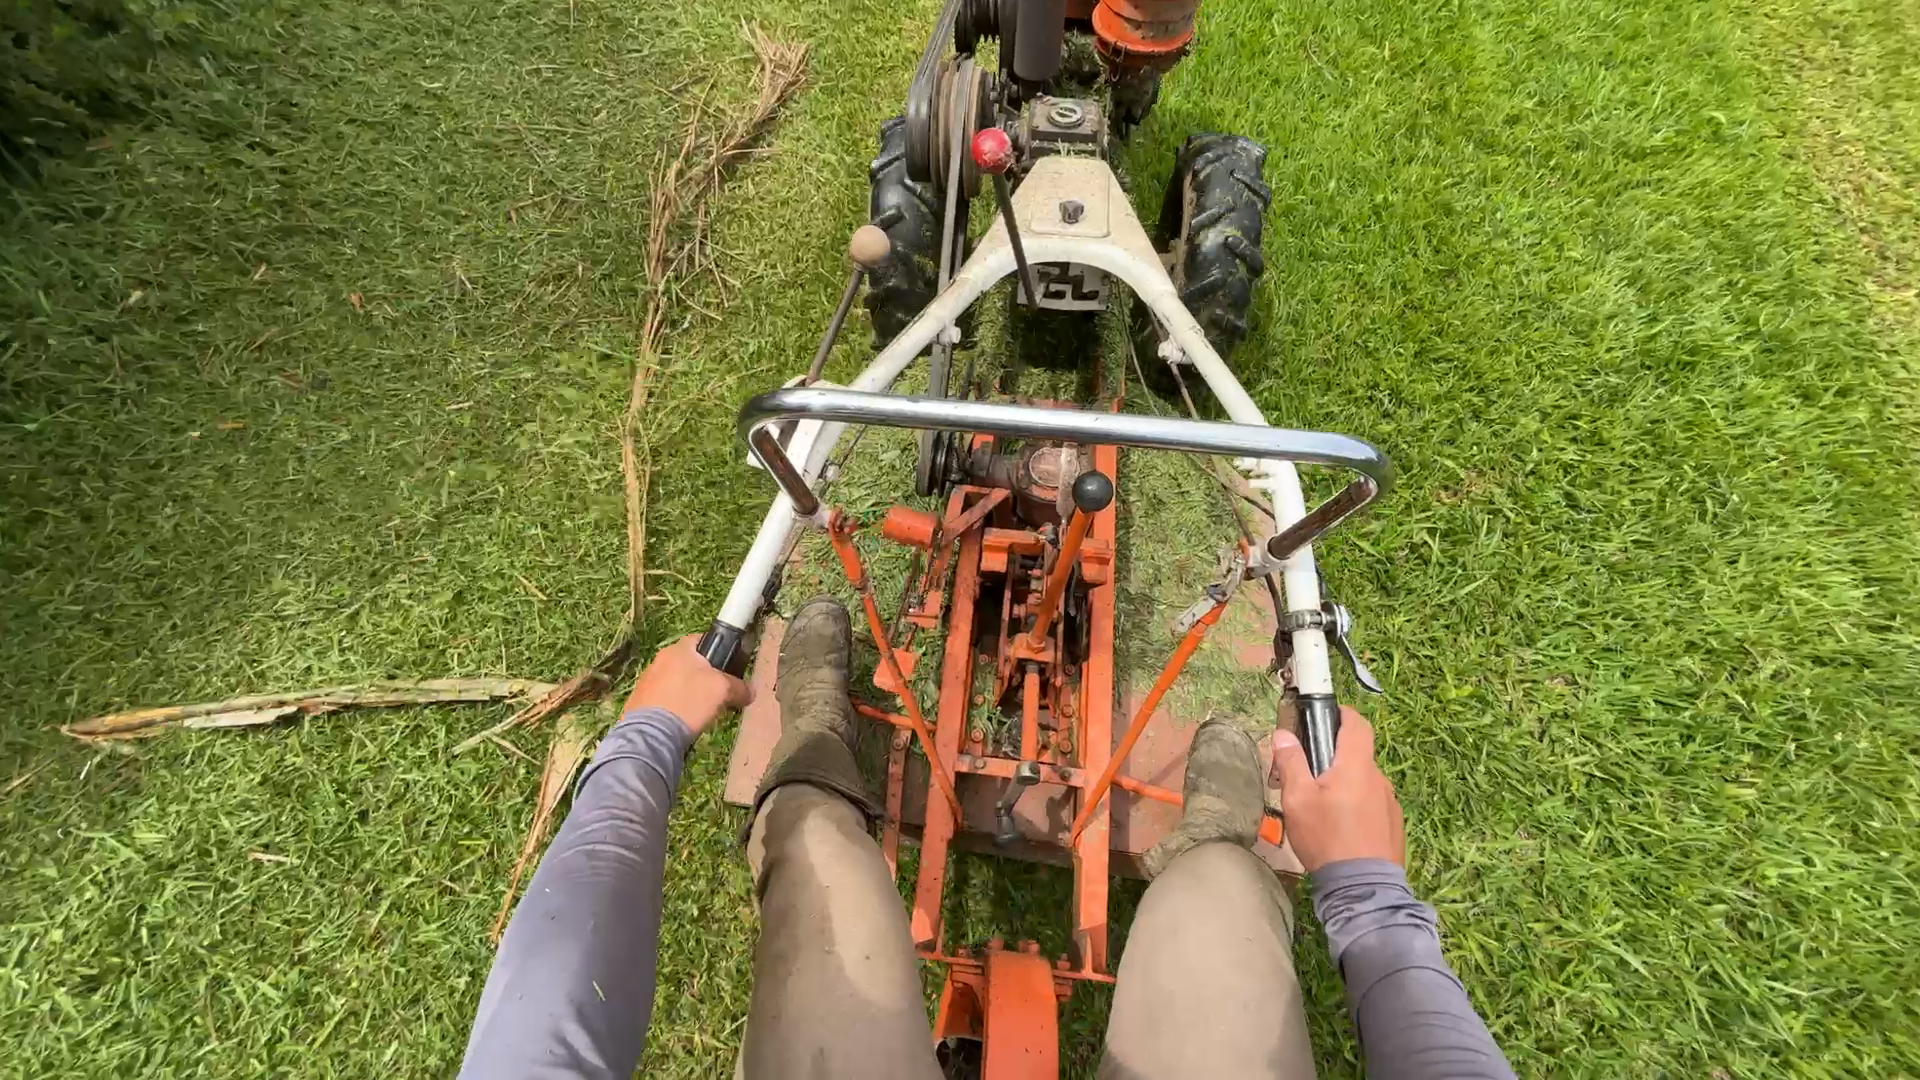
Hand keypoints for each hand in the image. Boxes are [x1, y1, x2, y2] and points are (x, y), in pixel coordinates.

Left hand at [623, 634, 753, 736]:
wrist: (651, 735)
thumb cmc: (689, 701)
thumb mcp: (723, 690)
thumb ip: (739, 687)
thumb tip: (749, 693)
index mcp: (680, 649)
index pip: (703, 640)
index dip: (719, 651)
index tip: (728, 667)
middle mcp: (660, 660)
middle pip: (690, 663)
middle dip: (704, 677)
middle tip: (718, 693)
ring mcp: (646, 681)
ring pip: (676, 682)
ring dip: (688, 693)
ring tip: (701, 712)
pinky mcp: (638, 702)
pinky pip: (664, 699)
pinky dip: (675, 707)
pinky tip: (682, 721)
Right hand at [1272, 707, 1405, 872]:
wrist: (1363, 890)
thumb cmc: (1326, 837)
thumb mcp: (1297, 798)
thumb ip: (1291, 763)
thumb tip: (1284, 735)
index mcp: (1356, 766)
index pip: (1357, 724)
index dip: (1341, 713)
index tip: (1321, 716)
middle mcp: (1378, 779)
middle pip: (1356, 754)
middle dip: (1331, 756)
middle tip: (1304, 772)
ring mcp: (1389, 803)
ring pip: (1362, 780)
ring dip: (1342, 783)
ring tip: (1318, 805)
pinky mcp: (1393, 825)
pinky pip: (1371, 802)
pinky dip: (1354, 804)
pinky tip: (1338, 825)